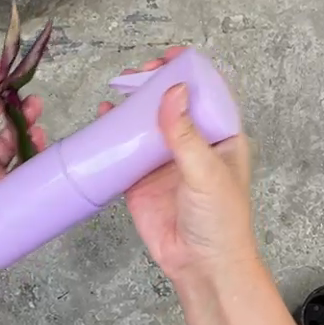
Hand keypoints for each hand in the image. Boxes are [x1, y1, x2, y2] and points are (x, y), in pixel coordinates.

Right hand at [97, 49, 255, 283]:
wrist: (200, 266)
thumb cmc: (219, 221)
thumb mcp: (206, 173)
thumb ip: (186, 134)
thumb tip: (172, 92)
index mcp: (220, 138)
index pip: (206, 94)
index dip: (189, 73)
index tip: (169, 58)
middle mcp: (193, 145)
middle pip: (172, 103)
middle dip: (155, 84)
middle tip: (137, 73)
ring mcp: (164, 162)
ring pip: (146, 123)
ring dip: (133, 105)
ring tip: (118, 87)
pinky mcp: (140, 180)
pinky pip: (124, 150)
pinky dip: (112, 133)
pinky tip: (102, 118)